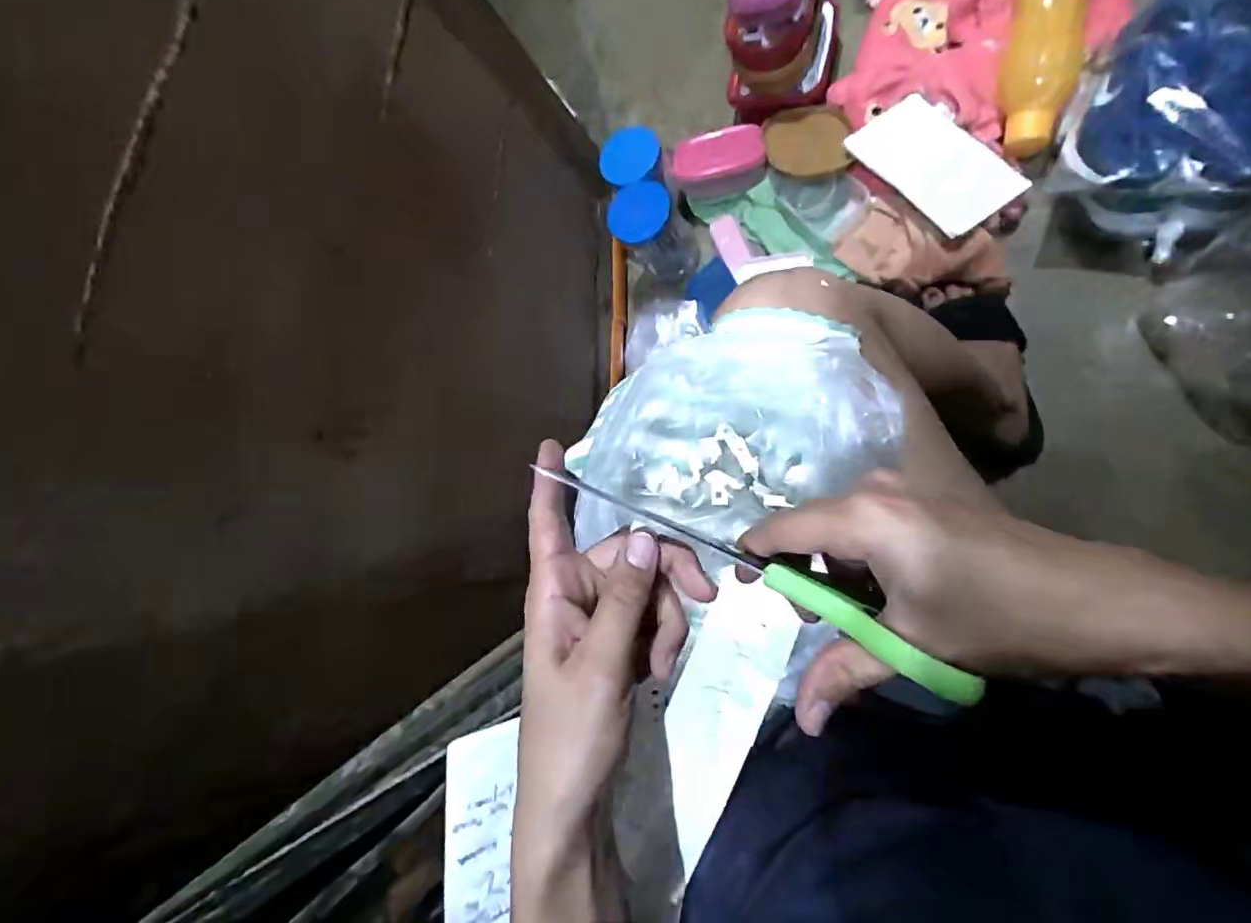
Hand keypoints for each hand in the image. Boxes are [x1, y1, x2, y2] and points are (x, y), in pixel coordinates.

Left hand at [512, 440, 713, 918]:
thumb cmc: (570, 735)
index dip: (550, 487)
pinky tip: (658, 674)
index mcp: (554, 592)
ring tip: (658, 668)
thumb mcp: (602, 665)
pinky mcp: (619, 643)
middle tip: (702, 604)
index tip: (551, 446)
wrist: (572, 805)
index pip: (548, 527)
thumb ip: (625, 599)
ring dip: (667, 622)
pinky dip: (665, 639)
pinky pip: (654, 618)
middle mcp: (576, 596)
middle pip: (630, 555)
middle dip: (666, 581)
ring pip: (651, 587)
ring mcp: (600, 620)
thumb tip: (643, 535)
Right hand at [740, 471, 1233, 734]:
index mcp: (862, 517)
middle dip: (803, 575)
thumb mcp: (913, 645)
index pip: (780, 529)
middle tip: (825, 623)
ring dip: (835, 569)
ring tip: (866, 614)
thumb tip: (802, 720)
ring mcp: (902, 488)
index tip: (739, 587)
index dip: (753, 557)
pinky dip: (861, 556)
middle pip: (807, 528)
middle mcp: (873, 490)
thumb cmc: (996, 617)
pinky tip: (893, 591)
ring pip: (838, 527)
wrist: (1095, 596)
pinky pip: (867, 522)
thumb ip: (844, 672)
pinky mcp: (924, 498)